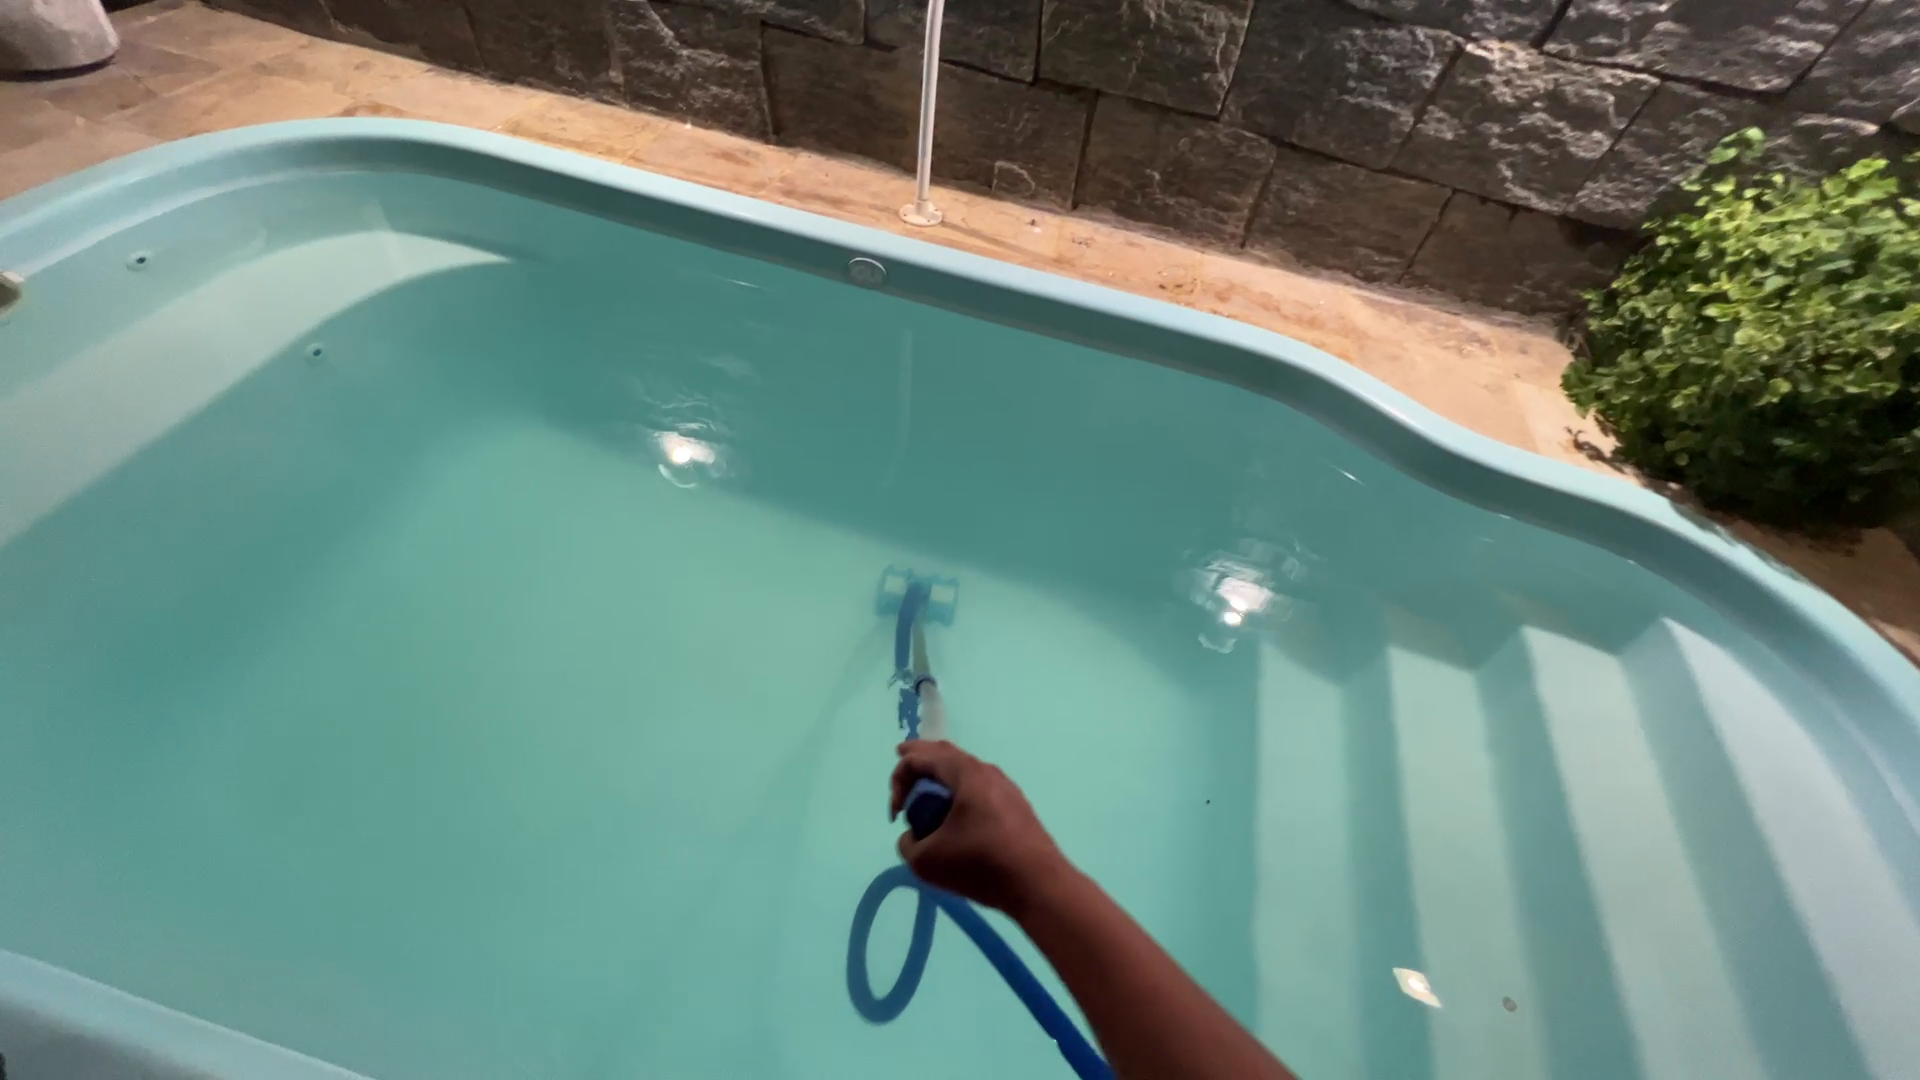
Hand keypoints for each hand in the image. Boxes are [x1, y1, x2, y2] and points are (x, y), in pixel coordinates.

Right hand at [889, 740, 1074, 915]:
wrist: (1038, 884)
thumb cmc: (980, 864)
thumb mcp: (927, 861)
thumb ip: (908, 843)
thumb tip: (915, 836)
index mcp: (965, 773)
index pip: (920, 757)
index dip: (898, 779)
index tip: (897, 815)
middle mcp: (986, 770)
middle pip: (945, 754)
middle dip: (921, 758)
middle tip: (903, 756)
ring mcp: (1004, 786)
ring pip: (964, 770)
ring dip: (942, 778)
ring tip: (927, 790)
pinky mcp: (1015, 805)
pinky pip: (978, 788)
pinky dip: (959, 791)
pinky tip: (956, 812)